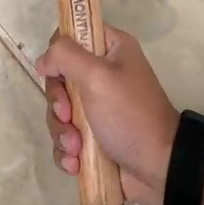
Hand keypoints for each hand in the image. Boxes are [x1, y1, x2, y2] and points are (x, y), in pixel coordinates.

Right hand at [36, 26, 179, 204]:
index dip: (57, 54)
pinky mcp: (94, 136)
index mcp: (110, 48)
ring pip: (61, 110)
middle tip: (67, 117)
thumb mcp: (97, 77)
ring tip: (75, 149)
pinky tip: (75, 163)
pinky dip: (67, 150)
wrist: (160, 169)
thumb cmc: (130, 115)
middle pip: (60, 77)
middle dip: (58, 103)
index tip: (54, 74)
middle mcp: (103, 72)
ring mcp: (98, 106)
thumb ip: (65, 56)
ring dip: (62, 131)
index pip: (71, 35)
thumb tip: (43, 60)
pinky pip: (67, 136)